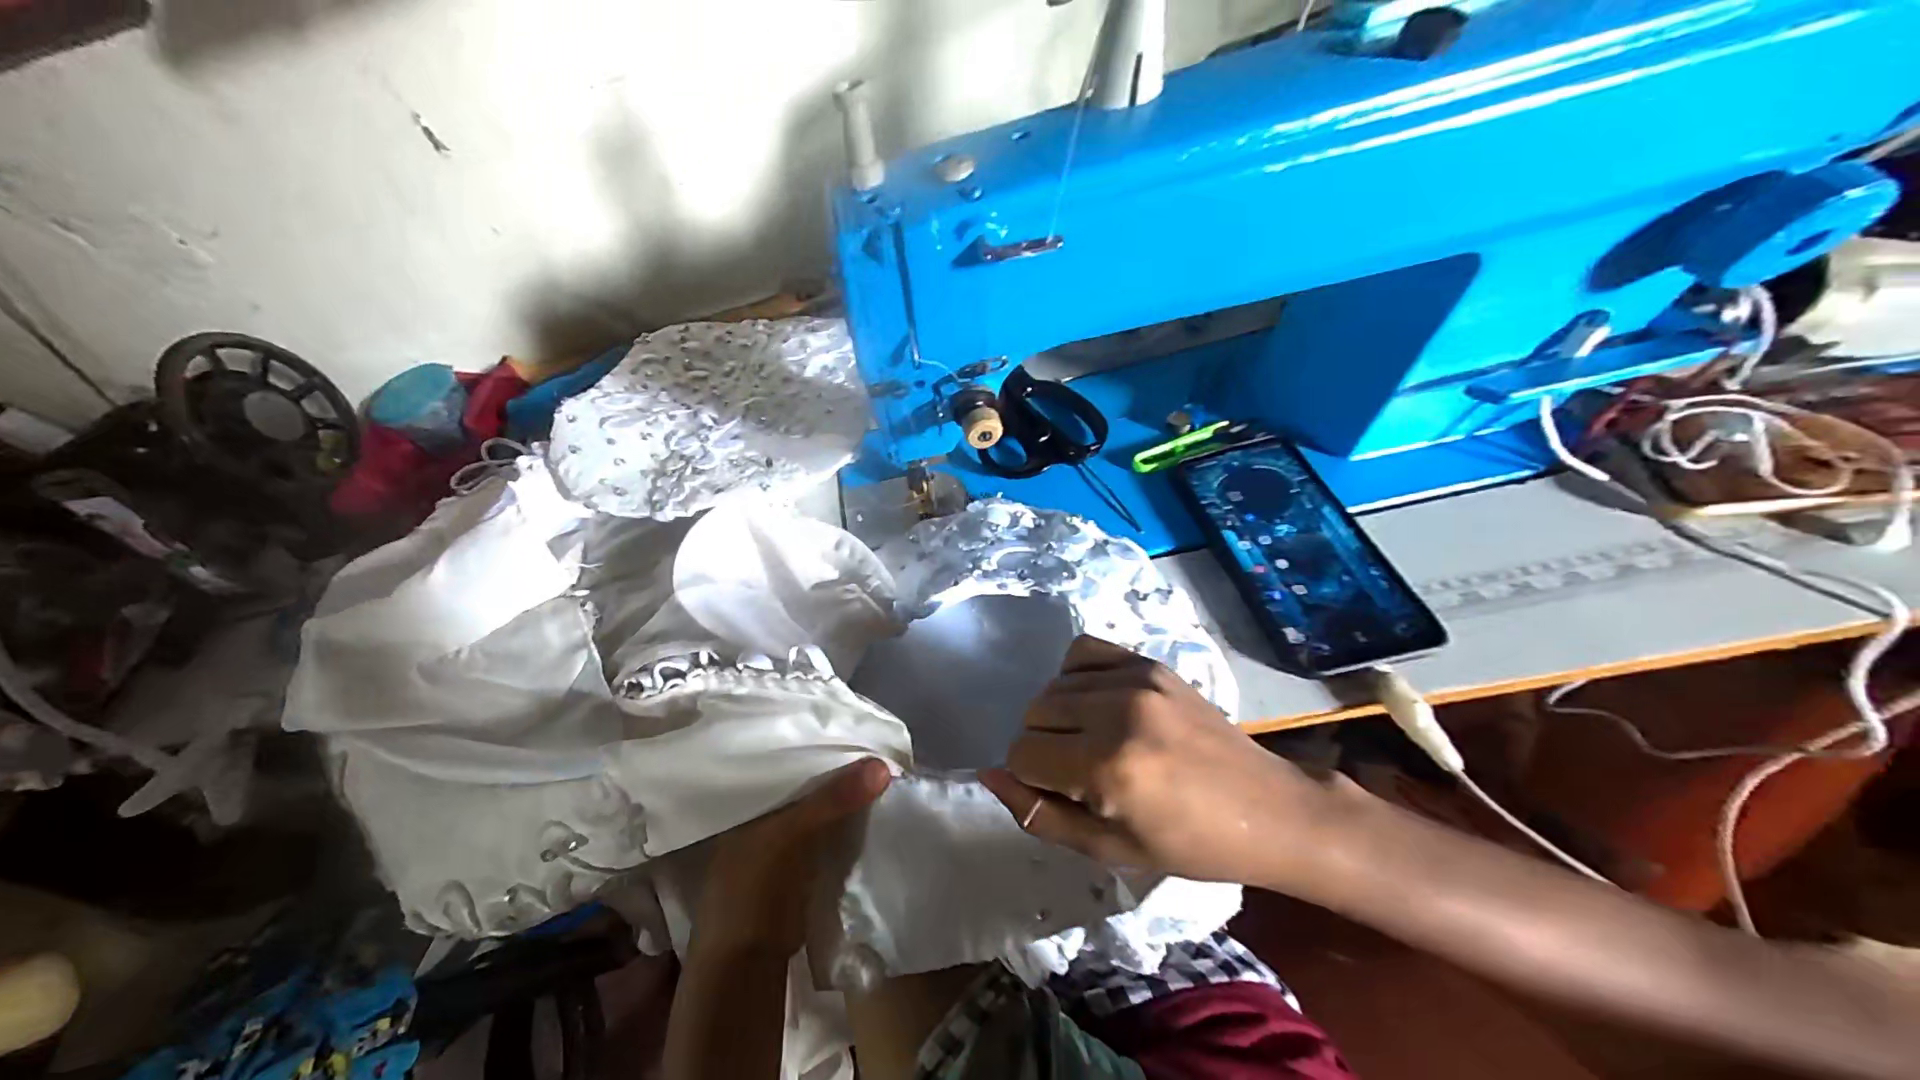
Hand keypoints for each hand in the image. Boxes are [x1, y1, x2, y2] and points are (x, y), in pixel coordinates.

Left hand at [692, 758, 890, 956]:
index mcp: (746, 802)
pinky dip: (845, 822)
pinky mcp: (797, 864)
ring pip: (818, 807)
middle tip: (878, 751)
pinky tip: (870, 811)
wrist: (748, 965)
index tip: (858, 732)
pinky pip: (826, 831)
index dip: (820, 746)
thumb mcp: (792, 835)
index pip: (786, 760)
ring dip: (845, 797)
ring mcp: (778, 842)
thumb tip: (882, 765)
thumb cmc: (756, 891)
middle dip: (838, 771)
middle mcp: (760, 816)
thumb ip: (832, 799)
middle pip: (806, 783)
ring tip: (882, 775)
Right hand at [980, 636, 1343, 889]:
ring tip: (1094, 738)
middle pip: (1032, 714)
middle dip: (1043, 746)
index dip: (1034, 778)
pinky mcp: (1149, 662)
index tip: (1066, 792)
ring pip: (1052, 686)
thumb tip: (990, 774)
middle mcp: (1116, 712)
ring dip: (1059, 715)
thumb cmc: (1188, 843)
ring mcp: (1135, 680)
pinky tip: (1097, 702)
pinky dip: (1075, 677)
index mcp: (1106, 768)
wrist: (1265, 807)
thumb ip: (1039, 814)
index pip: (1022, 754)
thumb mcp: (1108, 848)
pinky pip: (1081, 652)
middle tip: (1081, 770)